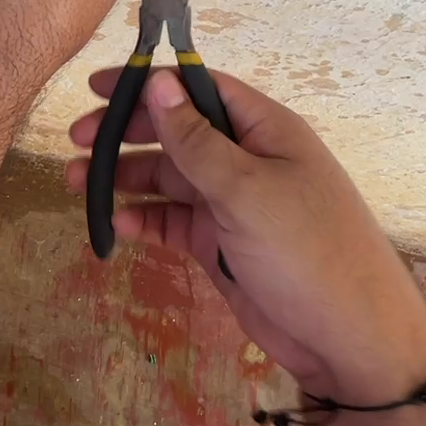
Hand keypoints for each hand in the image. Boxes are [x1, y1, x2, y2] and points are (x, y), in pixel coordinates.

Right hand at [67, 68, 425, 399]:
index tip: (99, 86)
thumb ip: (195, 138)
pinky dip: (142, 219)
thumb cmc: (305, 250)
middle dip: (125, 132)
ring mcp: (230, 202)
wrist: (349, 343)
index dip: (149, 83)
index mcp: (262, 129)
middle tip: (77, 139)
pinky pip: (171, 220)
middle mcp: (244, 158)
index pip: (198, 88)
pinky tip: (115, 224)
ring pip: (166, 177)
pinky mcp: (219, 242)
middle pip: (175, 132)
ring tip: (76, 182)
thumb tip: (157, 81)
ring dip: (124, 177)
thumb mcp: (246, 189)